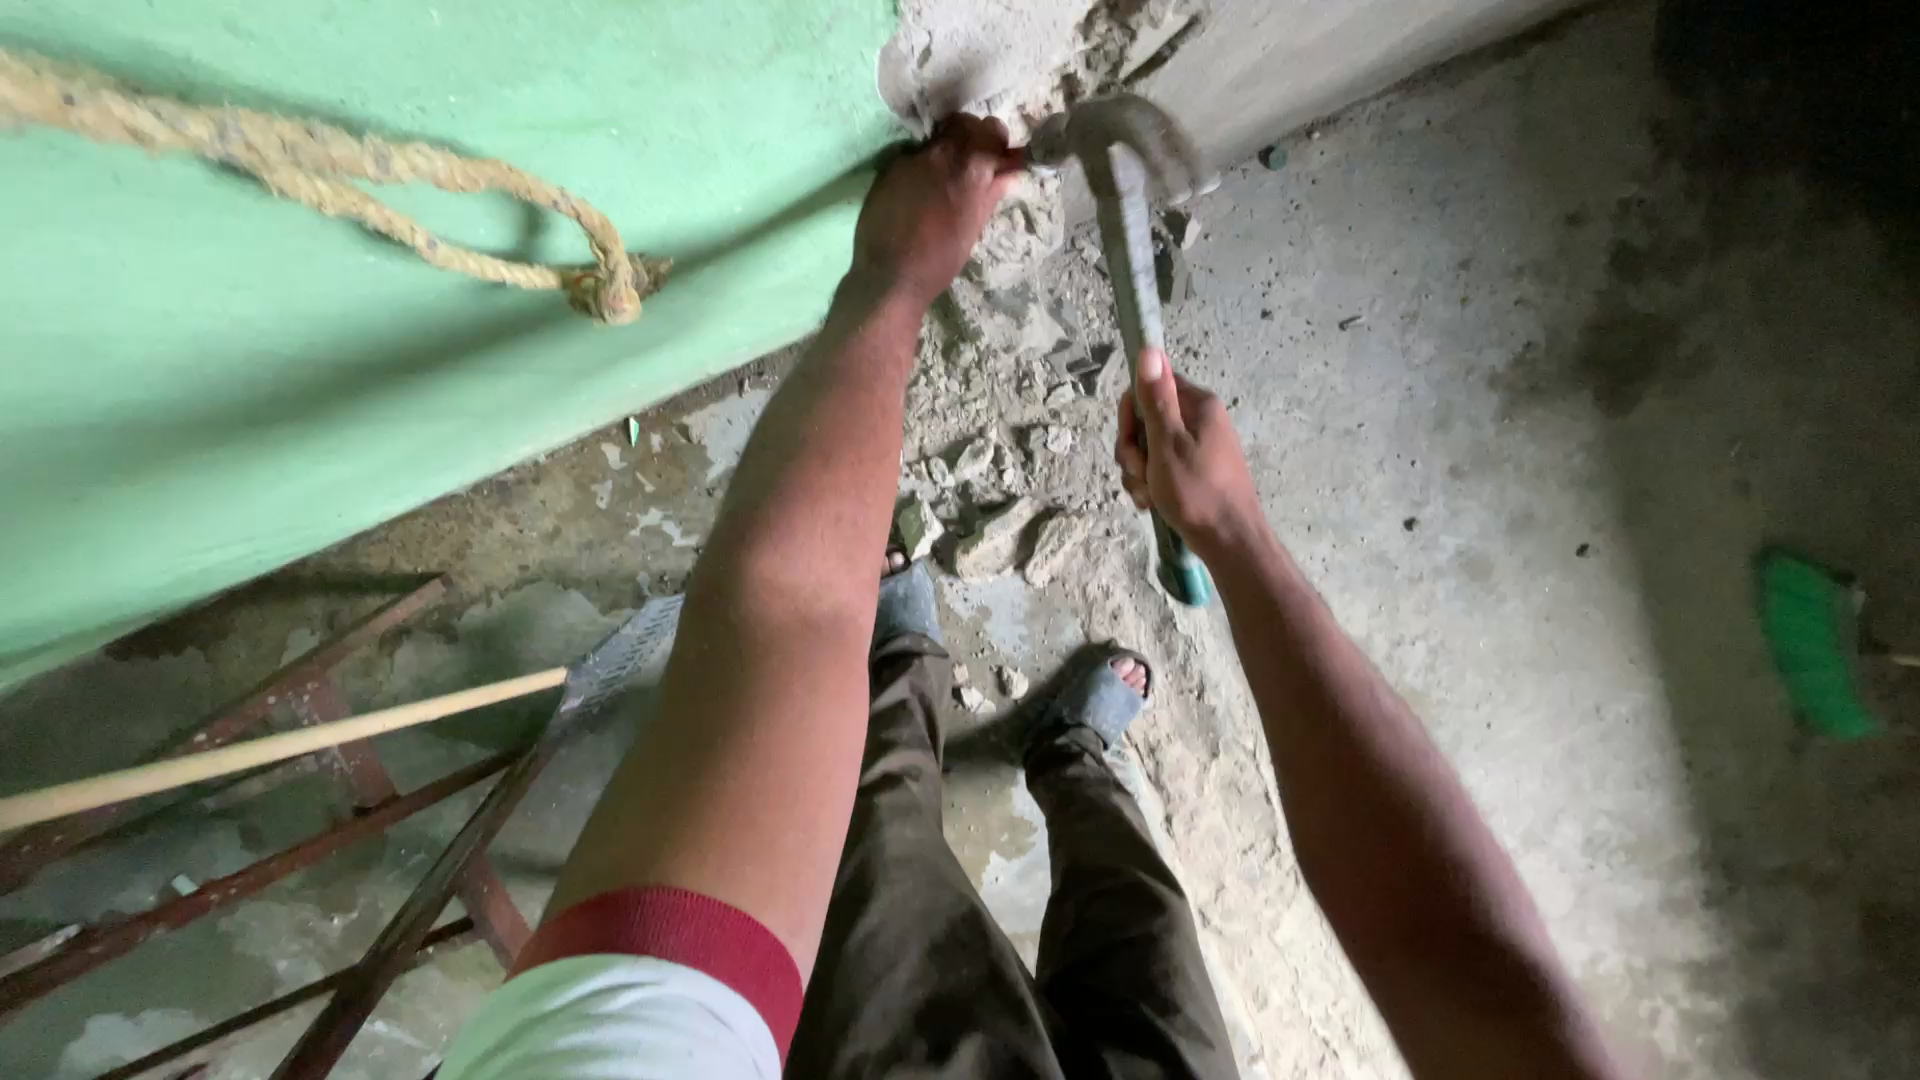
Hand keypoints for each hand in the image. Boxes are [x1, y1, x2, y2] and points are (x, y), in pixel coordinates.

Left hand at [849, 114, 1021, 306]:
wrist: (890, 276)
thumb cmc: (939, 261)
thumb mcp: (972, 229)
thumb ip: (990, 195)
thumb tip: (1008, 174)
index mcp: (969, 169)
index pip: (991, 130)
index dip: (996, 141)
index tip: (997, 156)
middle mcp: (941, 154)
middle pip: (962, 124)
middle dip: (971, 137)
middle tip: (971, 163)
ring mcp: (912, 159)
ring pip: (936, 139)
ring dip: (946, 151)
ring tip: (943, 180)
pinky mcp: (890, 168)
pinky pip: (913, 157)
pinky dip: (922, 168)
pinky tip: (917, 194)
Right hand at [1115, 348, 1265, 561]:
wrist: (1228, 541)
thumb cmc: (1197, 492)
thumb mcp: (1167, 444)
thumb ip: (1155, 398)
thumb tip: (1148, 349)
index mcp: (1198, 405)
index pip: (1149, 387)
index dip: (1131, 415)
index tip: (1132, 442)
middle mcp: (1199, 420)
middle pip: (1145, 420)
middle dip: (1132, 450)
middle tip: (1140, 474)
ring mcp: (1196, 447)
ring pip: (1147, 448)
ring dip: (1137, 472)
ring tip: (1147, 494)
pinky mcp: (1193, 470)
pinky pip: (1159, 467)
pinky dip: (1149, 484)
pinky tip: (1150, 502)